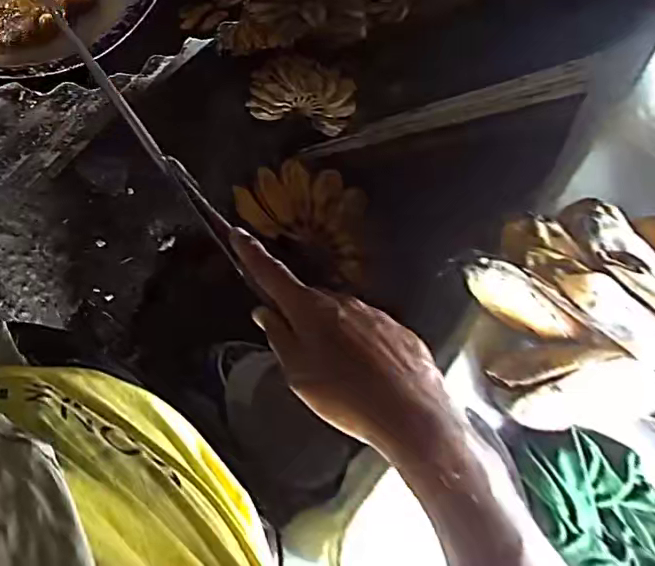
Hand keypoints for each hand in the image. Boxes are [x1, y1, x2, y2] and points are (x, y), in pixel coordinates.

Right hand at [231, 228, 460, 465]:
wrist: (416, 420)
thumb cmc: (349, 398)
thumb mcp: (297, 374)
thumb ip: (278, 338)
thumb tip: (266, 314)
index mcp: (308, 308)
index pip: (271, 272)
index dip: (251, 253)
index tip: (239, 234)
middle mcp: (340, 301)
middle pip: (309, 301)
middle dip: (302, 320)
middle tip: (305, 357)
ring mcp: (373, 314)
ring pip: (342, 317)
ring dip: (336, 339)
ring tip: (344, 381)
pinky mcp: (400, 333)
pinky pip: (372, 333)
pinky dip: (366, 351)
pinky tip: (371, 380)